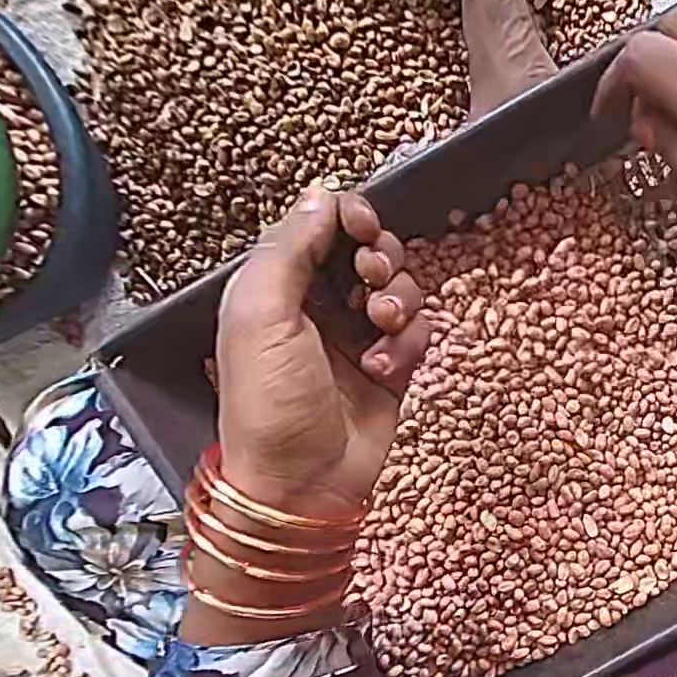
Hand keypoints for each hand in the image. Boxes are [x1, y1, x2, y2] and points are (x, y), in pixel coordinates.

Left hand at [214, 186, 432, 518]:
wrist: (303, 482)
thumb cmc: (269, 401)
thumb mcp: (261, 315)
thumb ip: (289, 249)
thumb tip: (321, 193)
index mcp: (281, 288)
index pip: (322, 231)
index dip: (347, 218)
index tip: (362, 225)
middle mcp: (322, 306)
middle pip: (369, 254)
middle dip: (380, 258)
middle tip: (373, 277)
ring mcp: (360, 338)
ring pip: (400, 291)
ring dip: (398, 301)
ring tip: (380, 326)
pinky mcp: (392, 367)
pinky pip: (416, 334)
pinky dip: (406, 345)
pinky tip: (383, 369)